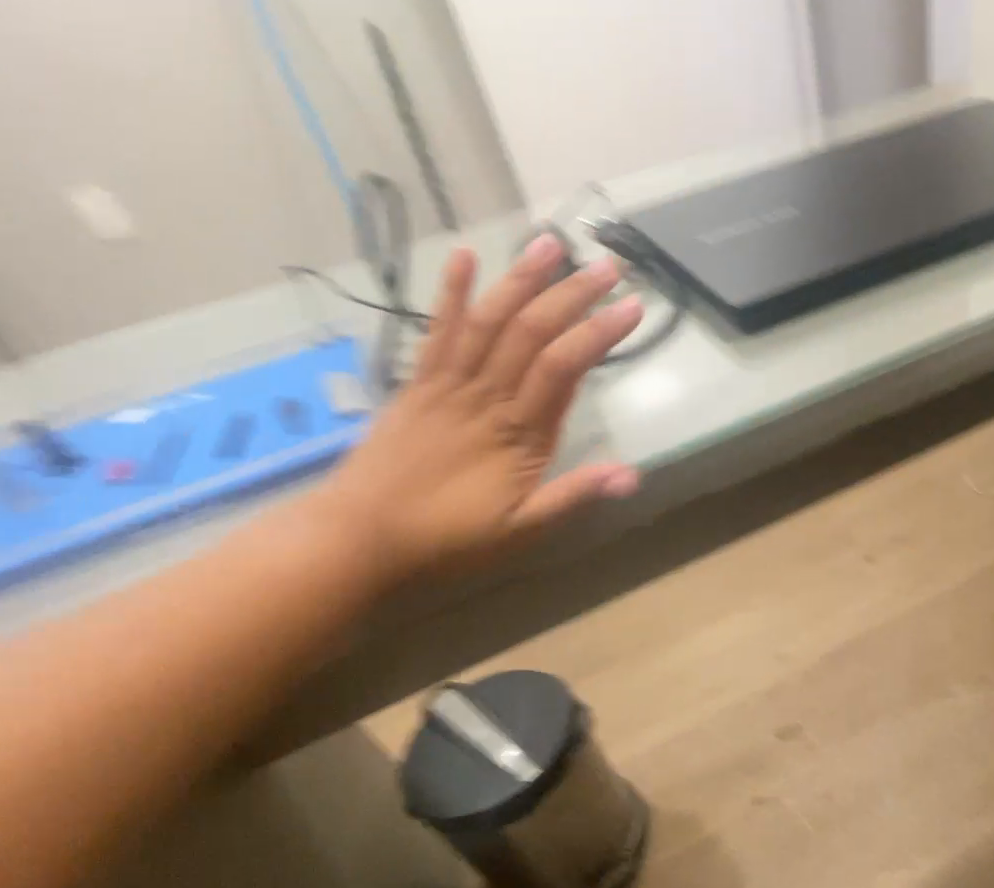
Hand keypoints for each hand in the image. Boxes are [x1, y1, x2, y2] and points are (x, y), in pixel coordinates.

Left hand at [307, 235, 644, 585]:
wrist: (361, 535)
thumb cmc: (448, 538)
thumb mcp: (521, 529)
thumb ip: (574, 496)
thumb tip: (632, 475)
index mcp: (518, 433)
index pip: (564, 367)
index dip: (600, 333)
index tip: (633, 306)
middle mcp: (486, 397)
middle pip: (531, 331)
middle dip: (573, 294)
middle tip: (609, 264)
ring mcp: (447, 384)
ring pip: (488, 320)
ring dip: (521, 278)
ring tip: (551, 242)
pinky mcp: (417, 383)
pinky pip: (436, 330)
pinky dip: (450, 292)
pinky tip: (465, 254)